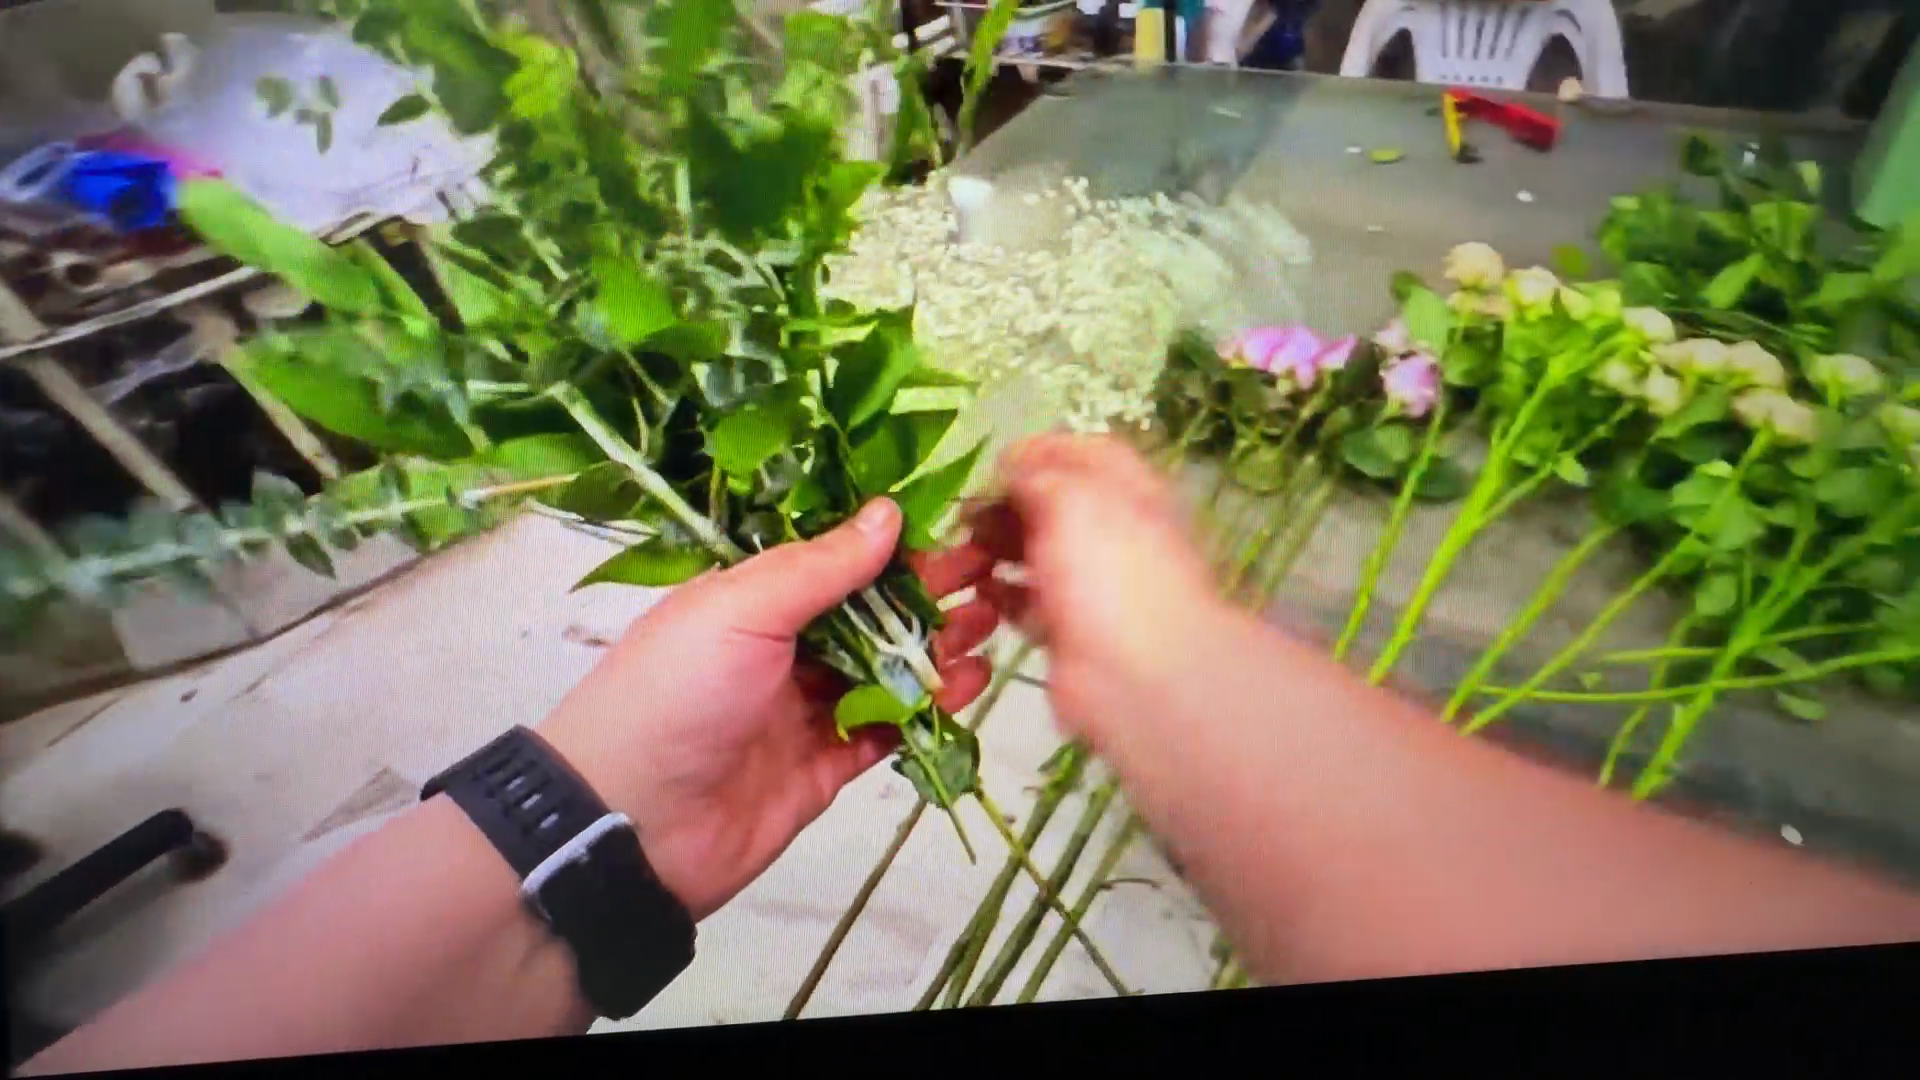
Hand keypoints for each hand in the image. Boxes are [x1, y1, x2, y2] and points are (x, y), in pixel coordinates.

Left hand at [538, 499, 998, 920]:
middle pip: (873, 615)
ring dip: (938, 648)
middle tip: (993, 577)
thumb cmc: (677, 693)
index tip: (956, 533)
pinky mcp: (826, 764)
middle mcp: (785, 648)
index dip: (898, 549)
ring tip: (992, 624)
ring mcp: (807, 708)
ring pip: (887, 671)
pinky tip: (968, 687)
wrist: (629, 828)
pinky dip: (927, 710)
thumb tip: (888, 513)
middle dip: (932, 596)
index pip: (841, 563)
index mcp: (758, 600)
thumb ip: (822, 566)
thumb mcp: (743, 608)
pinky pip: (886, 730)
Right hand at [966, 434, 1238, 748]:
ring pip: (1035, 553)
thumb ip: (1038, 475)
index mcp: (1127, 493)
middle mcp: (1111, 534)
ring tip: (962, 550)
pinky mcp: (1066, 627)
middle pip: (1054, 506)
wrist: (1137, 674)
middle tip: (966, 512)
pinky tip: (979, 589)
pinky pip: (1026, 602)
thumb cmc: (1110, 572)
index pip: (1086, 454)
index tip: (996, 462)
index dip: (1042, 451)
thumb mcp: (1074, 500)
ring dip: (997, 548)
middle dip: (1008, 504)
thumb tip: (1011, 467)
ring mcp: (1089, 584)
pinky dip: (1001, 594)